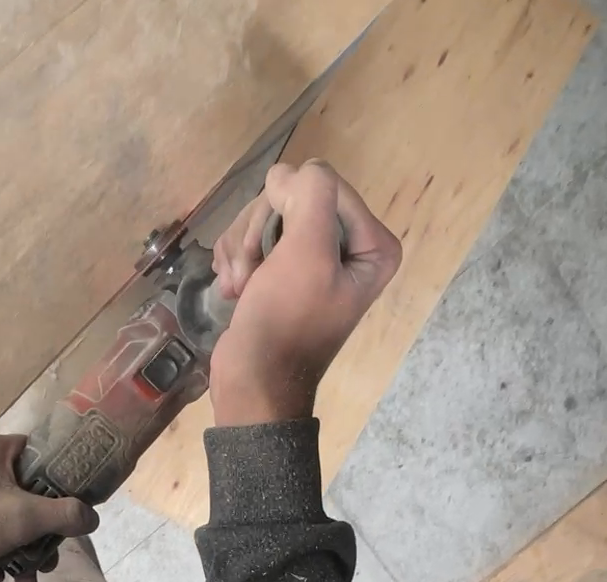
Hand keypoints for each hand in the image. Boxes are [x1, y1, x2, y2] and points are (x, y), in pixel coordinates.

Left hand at [0, 433, 98, 581]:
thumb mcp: (24, 519)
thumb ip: (66, 515)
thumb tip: (93, 518)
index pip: (40, 454)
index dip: (62, 481)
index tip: (73, 509)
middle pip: (26, 494)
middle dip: (39, 536)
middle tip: (48, 561)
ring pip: (5, 518)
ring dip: (17, 554)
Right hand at [208, 160, 401, 425]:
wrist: (252, 382)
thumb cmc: (284, 323)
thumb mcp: (305, 254)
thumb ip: (309, 196)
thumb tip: (285, 174)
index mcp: (372, 245)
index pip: (323, 184)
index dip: (287, 209)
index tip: (269, 250)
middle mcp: (347, 248)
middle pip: (292, 199)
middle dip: (258, 234)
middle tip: (248, 272)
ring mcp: (310, 262)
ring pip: (265, 218)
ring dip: (242, 250)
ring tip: (239, 287)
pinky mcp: (279, 275)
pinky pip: (252, 241)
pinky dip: (235, 262)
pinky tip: (233, 289)